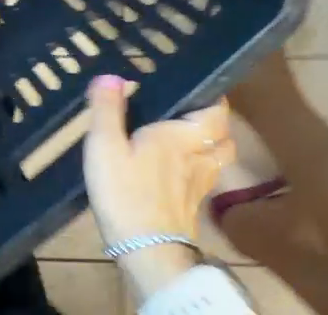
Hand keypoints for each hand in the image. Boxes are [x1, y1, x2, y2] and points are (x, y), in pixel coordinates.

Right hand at [82, 74, 233, 297]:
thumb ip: (107, 108)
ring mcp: (199, 186)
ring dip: (208, 146)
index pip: (215, 113)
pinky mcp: (192, 206)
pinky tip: (175, 168)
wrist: (148, 250)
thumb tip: (111, 76)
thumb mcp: (104, 144)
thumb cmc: (126, 190)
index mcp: (182, 138)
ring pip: (217, 160)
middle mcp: (199, 159)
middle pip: (223, 138)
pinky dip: (197, 167)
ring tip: (182, 138)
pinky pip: (204, 177)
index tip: (198, 87)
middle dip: (213, 124)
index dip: (213, 99)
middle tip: (188, 112)